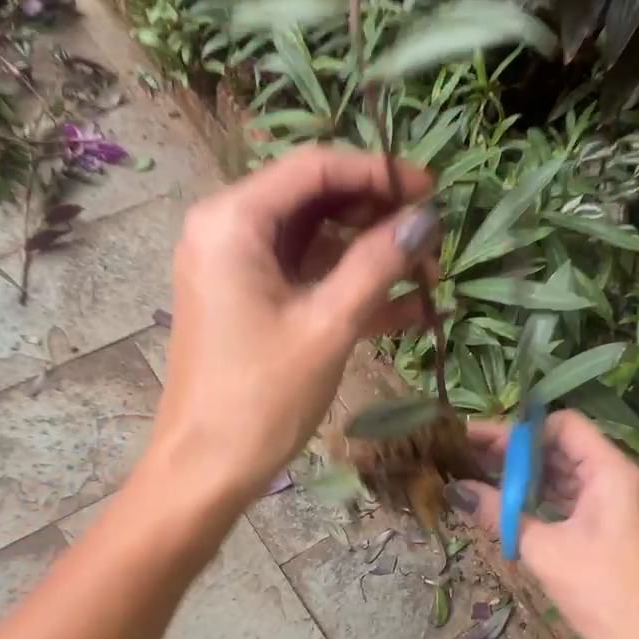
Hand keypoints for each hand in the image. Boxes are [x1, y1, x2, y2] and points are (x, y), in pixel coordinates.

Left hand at [148, 146, 437, 503]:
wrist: (205, 471)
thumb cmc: (261, 397)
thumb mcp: (327, 325)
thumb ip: (377, 263)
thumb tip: (427, 219)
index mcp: (233, 220)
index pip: (314, 168)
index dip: (377, 172)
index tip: (432, 190)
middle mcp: (227, 230)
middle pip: (315, 200)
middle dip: (377, 217)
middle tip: (433, 240)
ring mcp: (235, 268)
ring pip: (315, 242)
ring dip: (371, 257)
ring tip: (431, 280)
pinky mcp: (247, 302)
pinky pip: (305, 278)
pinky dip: (349, 289)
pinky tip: (407, 310)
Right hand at [447, 412, 638, 638]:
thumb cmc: (602, 593)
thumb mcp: (544, 551)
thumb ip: (499, 514)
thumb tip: (456, 490)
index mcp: (612, 472)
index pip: (563, 425)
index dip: (520, 431)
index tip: (480, 442)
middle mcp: (622, 477)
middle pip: (564, 447)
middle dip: (517, 452)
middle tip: (468, 457)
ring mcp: (623, 501)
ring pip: (570, 473)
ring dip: (529, 476)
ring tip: (482, 477)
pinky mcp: (619, 524)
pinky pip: (578, 496)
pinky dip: (547, 496)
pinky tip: (513, 504)